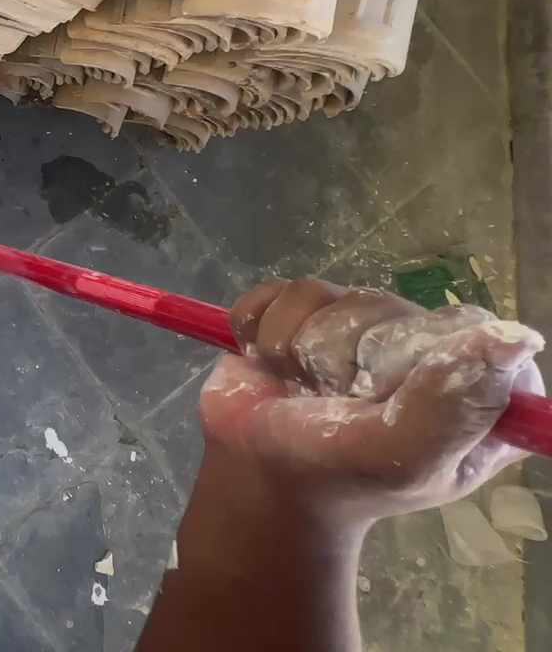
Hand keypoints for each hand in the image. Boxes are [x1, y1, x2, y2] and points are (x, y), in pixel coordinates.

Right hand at [199, 277, 544, 528]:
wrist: (251, 468)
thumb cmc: (330, 474)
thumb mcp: (401, 456)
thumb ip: (451, 404)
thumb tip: (513, 335)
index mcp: (473, 391)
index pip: (458, 326)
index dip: (407, 353)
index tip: (378, 396)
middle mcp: (417, 351)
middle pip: (374, 304)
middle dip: (332, 353)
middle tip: (327, 398)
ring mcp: (352, 331)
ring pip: (315, 292)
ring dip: (285, 342)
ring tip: (292, 381)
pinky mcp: (294, 317)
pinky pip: (273, 289)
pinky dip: (253, 324)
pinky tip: (262, 358)